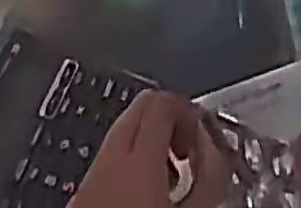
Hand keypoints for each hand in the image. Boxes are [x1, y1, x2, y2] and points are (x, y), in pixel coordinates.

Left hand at [69, 91, 229, 207]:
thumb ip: (209, 180)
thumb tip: (217, 155)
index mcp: (139, 158)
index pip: (164, 102)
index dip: (189, 112)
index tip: (203, 135)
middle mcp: (110, 157)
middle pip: (142, 107)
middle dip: (171, 121)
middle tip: (190, 152)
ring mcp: (92, 175)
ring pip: (125, 132)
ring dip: (152, 143)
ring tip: (173, 180)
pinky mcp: (82, 196)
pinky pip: (111, 160)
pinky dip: (132, 164)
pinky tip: (147, 200)